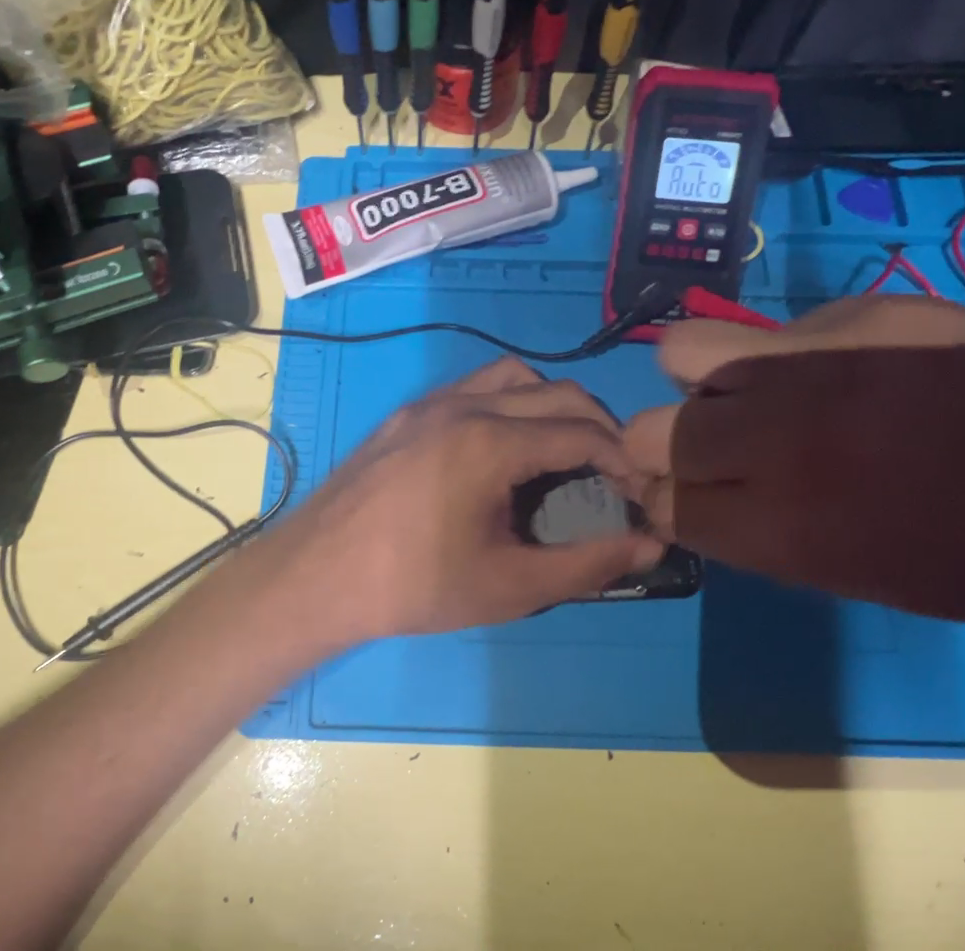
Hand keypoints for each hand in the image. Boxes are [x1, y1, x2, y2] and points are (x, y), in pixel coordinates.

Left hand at [240, 358, 665, 645]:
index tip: (639, 492)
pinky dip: (507, 403)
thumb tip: (650, 546)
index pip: (583, 432)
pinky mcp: (405, 414)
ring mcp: (428, 403)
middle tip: (610, 473)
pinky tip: (501, 450)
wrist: (314, 577)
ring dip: (550, 404)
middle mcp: (463, 404)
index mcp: (491, 441)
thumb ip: (587, 564)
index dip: (623, 460)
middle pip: (556, 392)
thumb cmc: (413, 586)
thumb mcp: (509, 587)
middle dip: (597, 426)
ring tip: (559, 452)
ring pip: (512, 376)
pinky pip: (473, 387)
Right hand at [623, 296, 964, 536]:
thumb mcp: (855, 575)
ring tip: (762, 396)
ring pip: (684, 354)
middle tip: (716, 450)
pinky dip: (790, 358)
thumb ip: (760, 532)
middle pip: (651, 431)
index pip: (659, 500)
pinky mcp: (860, 311)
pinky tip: (856, 374)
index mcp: (775, 526)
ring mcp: (811, 361)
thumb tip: (700, 497)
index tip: (682, 495)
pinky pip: (777, 333)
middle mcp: (773, 437)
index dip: (664, 499)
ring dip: (706, 382)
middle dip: (668, 447)